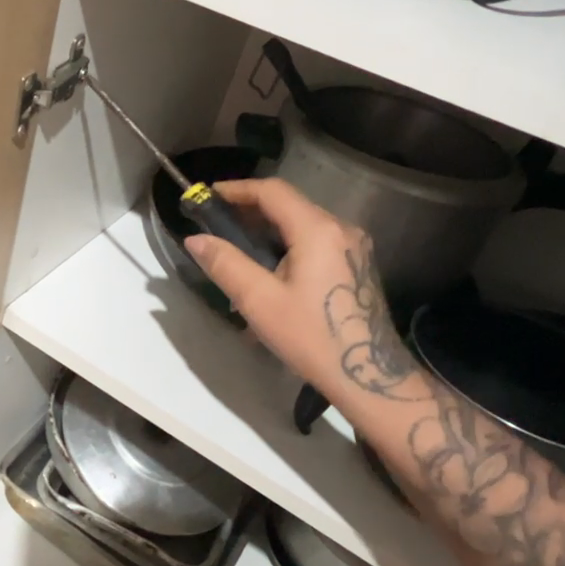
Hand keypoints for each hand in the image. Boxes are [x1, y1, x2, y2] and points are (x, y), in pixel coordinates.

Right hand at [185, 180, 415, 400]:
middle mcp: (341, 228)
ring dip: (268, 228)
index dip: (237, 189)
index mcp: (318, 230)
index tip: (208, 197)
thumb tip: (195, 239)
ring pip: (302, 223)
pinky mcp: (357, 264)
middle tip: (216, 223)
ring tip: (236, 247)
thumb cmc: (312, 336)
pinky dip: (287, 243)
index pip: (272, 192)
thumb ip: (225, 263)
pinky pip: (316, 240)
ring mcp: (353, 246)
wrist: (369, 376)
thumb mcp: (260, 301)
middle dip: (250, 210)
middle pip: (289, 204)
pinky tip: (268, 268)